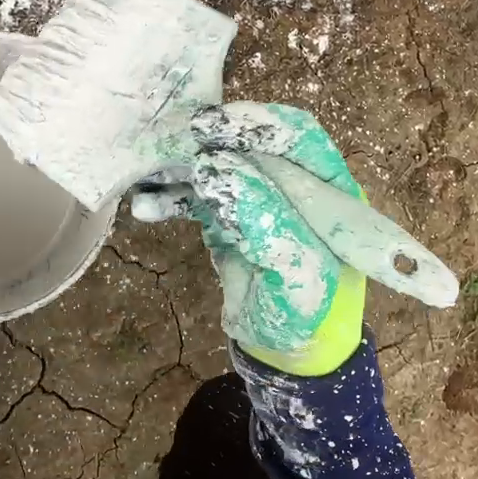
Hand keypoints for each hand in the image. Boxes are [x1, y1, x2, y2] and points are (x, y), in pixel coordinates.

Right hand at [132, 103, 368, 376]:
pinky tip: (146, 206)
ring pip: (219, 164)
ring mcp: (259, 196)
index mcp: (331, 192)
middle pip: (252, 144)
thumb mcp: (295, 274)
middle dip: (211, 139)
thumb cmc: (308, 317)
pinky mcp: (229, 214)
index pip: (299, 139)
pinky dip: (171, 198)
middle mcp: (296, 184)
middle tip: (171, 140)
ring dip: (181, 167)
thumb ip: (264, 218)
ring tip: (148, 173)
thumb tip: (214, 165)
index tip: (211, 126)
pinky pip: (198, 196)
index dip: (258, 125)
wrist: (287, 353)